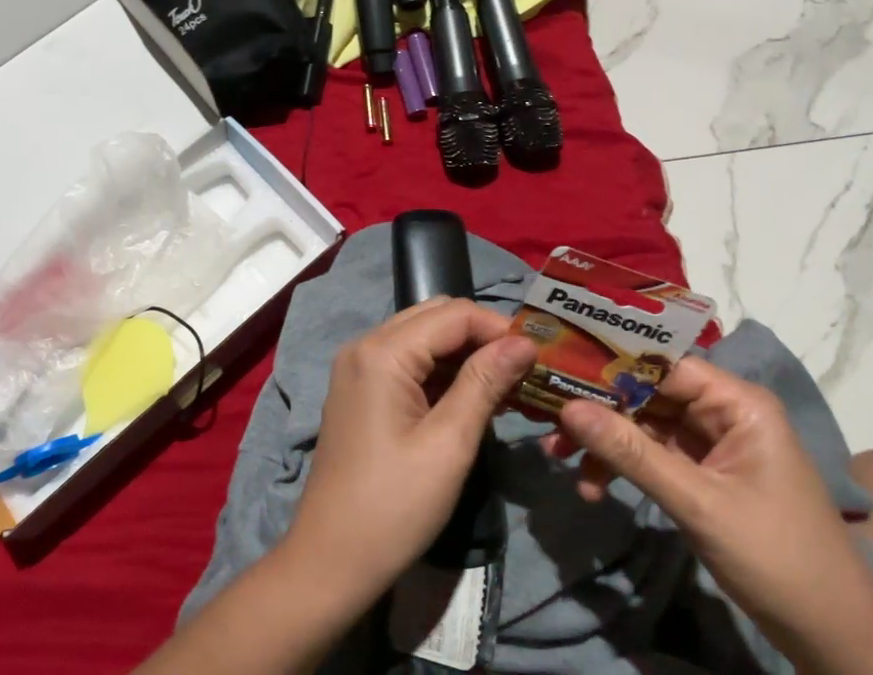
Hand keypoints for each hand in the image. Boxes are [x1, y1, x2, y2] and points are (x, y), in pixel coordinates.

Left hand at [282, 298, 537, 604]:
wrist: (332, 557)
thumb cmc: (394, 505)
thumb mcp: (449, 444)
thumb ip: (485, 383)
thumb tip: (523, 342)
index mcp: (382, 352)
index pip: (453, 313)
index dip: (499, 328)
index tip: (540, 358)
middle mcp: (364, 346)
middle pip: (435, 317)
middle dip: (483, 337)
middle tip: (526, 372)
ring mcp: (358, 368)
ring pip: (423, 338)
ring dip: (465, 355)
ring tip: (510, 387)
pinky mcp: (361, 391)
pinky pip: (408, 363)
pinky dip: (442, 373)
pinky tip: (475, 398)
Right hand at [551, 357, 872, 668]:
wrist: (830, 632)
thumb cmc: (775, 556)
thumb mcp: (697, 503)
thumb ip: (632, 453)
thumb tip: (568, 408)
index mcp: (738, 403)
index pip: (663, 364)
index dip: (610, 364)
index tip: (557, 369)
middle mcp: (725, 412)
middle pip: (647, 393)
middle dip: (599, 409)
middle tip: (549, 424)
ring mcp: (714, 444)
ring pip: (644, 424)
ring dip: (605, 443)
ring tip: (561, 460)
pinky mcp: (705, 474)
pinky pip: (652, 455)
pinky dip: (622, 467)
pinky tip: (593, 487)